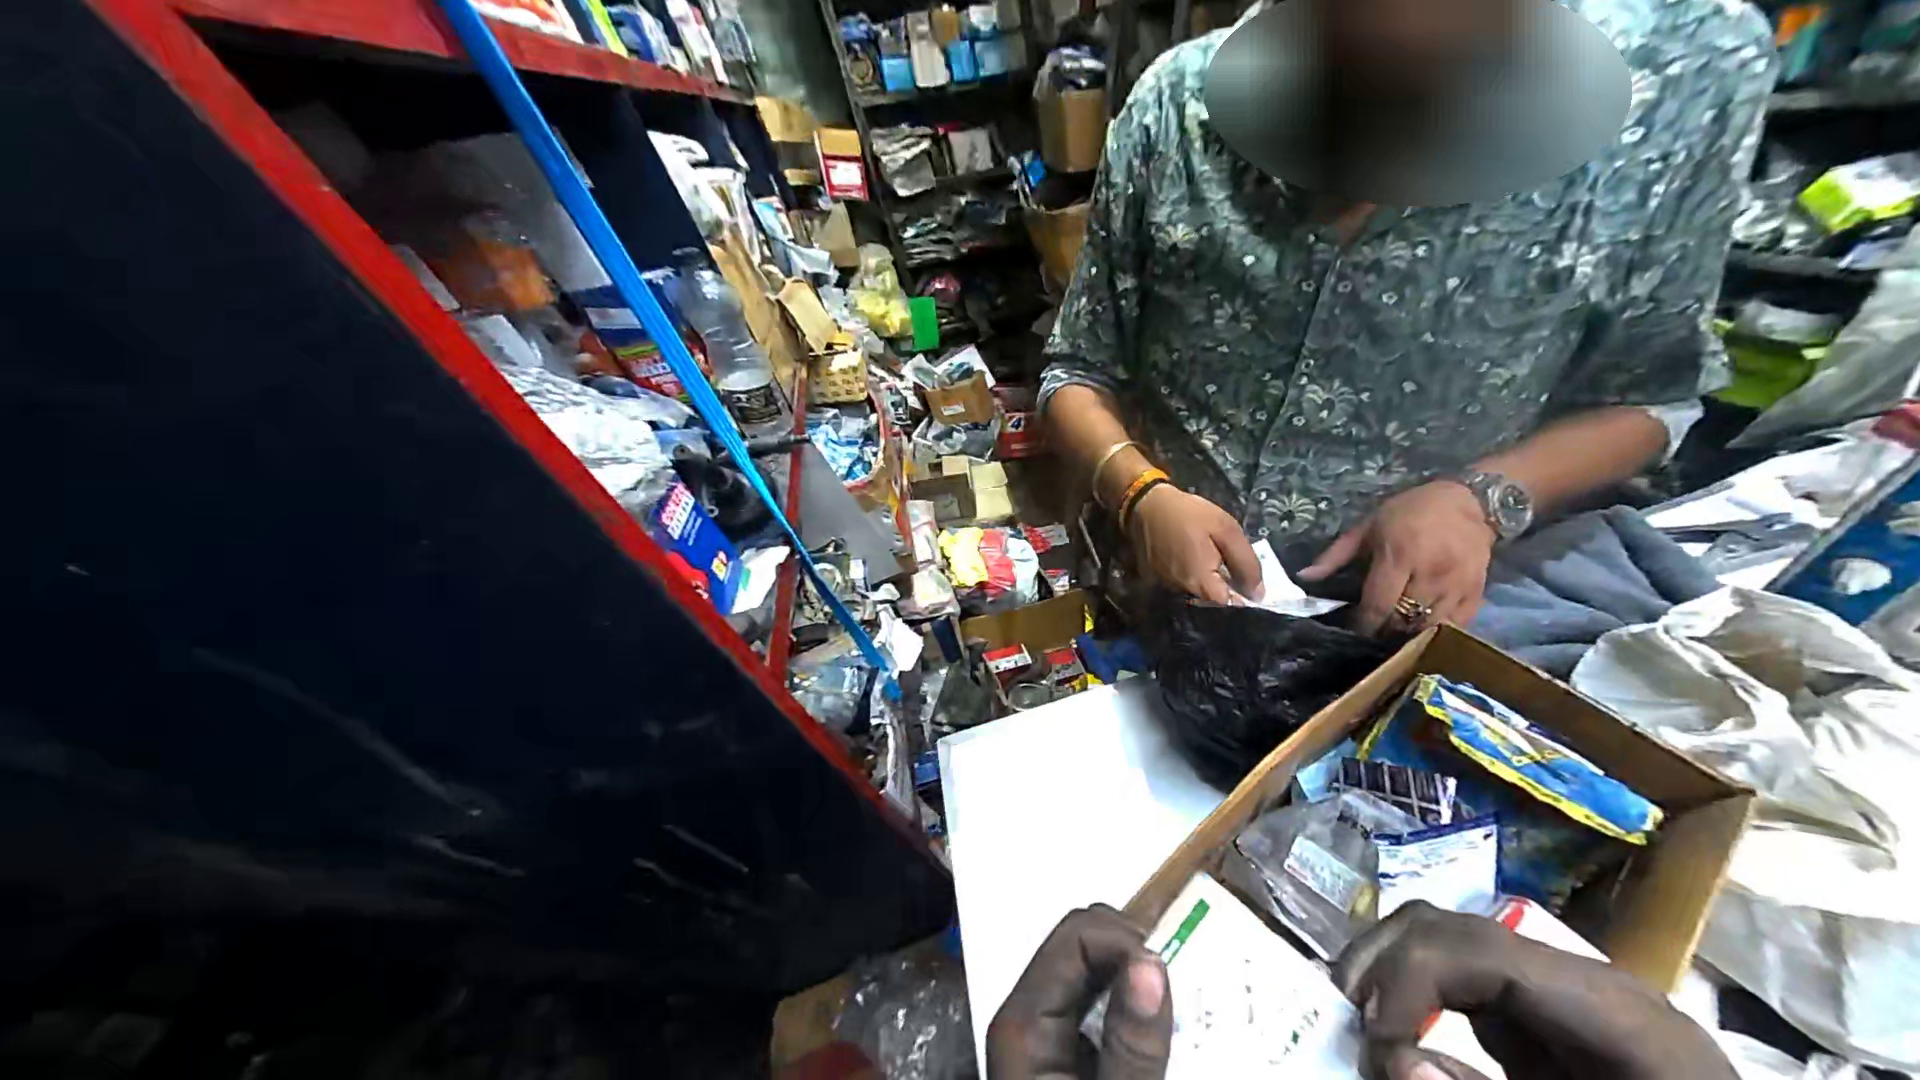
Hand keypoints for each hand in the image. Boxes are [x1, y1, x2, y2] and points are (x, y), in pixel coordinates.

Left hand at [986, 905, 1172, 1079]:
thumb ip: (1132, 1044)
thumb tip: (1152, 961)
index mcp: (1022, 1020)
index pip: (1074, 935)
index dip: (1124, 941)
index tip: (1167, 973)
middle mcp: (1022, 1013)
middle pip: (1077, 945)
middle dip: (1127, 952)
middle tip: (1172, 985)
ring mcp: (1035, 1031)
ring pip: (1084, 971)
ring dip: (1127, 974)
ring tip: (1165, 1000)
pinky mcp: (1052, 1052)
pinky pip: (1087, 1003)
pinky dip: (1120, 1000)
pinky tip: (1145, 1022)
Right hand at [1126, 486, 1263, 603]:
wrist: (1146, 504)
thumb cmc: (1189, 514)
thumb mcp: (1227, 530)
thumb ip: (1246, 563)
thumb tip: (1258, 593)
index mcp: (1200, 581)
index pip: (1228, 604)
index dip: (1240, 592)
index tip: (1243, 575)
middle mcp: (1180, 590)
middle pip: (1211, 598)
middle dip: (1222, 584)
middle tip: (1222, 557)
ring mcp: (1164, 585)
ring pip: (1194, 590)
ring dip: (1203, 578)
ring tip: (1203, 553)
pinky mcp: (1154, 577)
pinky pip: (1178, 582)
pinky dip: (1186, 572)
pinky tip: (1186, 553)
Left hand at [1298, 481, 1494, 633]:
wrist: (1470, 502)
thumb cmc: (1409, 512)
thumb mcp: (1367, 527)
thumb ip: (1335, 555)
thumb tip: (1305, 577)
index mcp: (1400, 557)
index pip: (1379, 603)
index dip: (1364, 623)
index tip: (1353, 631)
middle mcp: (1431, 574)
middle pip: (1403, 619)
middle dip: (1384, 630)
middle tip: (1371, 633)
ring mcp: (1458, 585)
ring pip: (1430, 626)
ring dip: (1409, 634)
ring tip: (1393, 634)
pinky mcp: (1478, 591)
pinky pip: (1458, 623)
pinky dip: (1438, 631)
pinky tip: (1422, 630)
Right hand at [1332, 902, 1734, 1079]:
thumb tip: (1392, 1062)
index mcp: (1612, 1011)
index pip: (1477, 952)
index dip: (1407, 984)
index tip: (1376, 1050)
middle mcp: (1579, 980)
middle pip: (1448, 929)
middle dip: (1382, 967)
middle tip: (1347, 1026)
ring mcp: (1558, 991)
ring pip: (1443, 939)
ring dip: (1388, 972)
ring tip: (1363, 1025)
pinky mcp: (1544, 1015)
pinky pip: (1461, 979)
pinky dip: (1416, 996)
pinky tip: (1401, 1033)